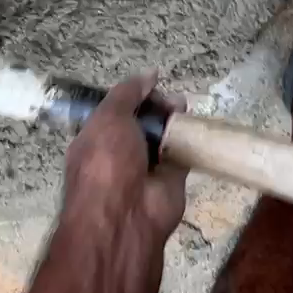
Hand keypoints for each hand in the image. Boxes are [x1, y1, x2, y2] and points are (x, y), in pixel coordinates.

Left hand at [60, 73, 188, 252]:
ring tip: (183, 107)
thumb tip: (150, 74)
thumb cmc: (106, 163)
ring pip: (163, 134)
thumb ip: (128, 92)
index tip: (151, 83)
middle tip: (171, 99)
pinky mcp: (171, 180)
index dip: (134, 95)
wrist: (124, 219)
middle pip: (142, 120)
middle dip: (157, 105)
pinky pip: (181, 153)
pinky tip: (195, 125)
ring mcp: (146, 167)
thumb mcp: (109, 117)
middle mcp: (120, 152)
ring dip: (174, 119)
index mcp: (96, 138)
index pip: (117, 110)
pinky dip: (189, 140)